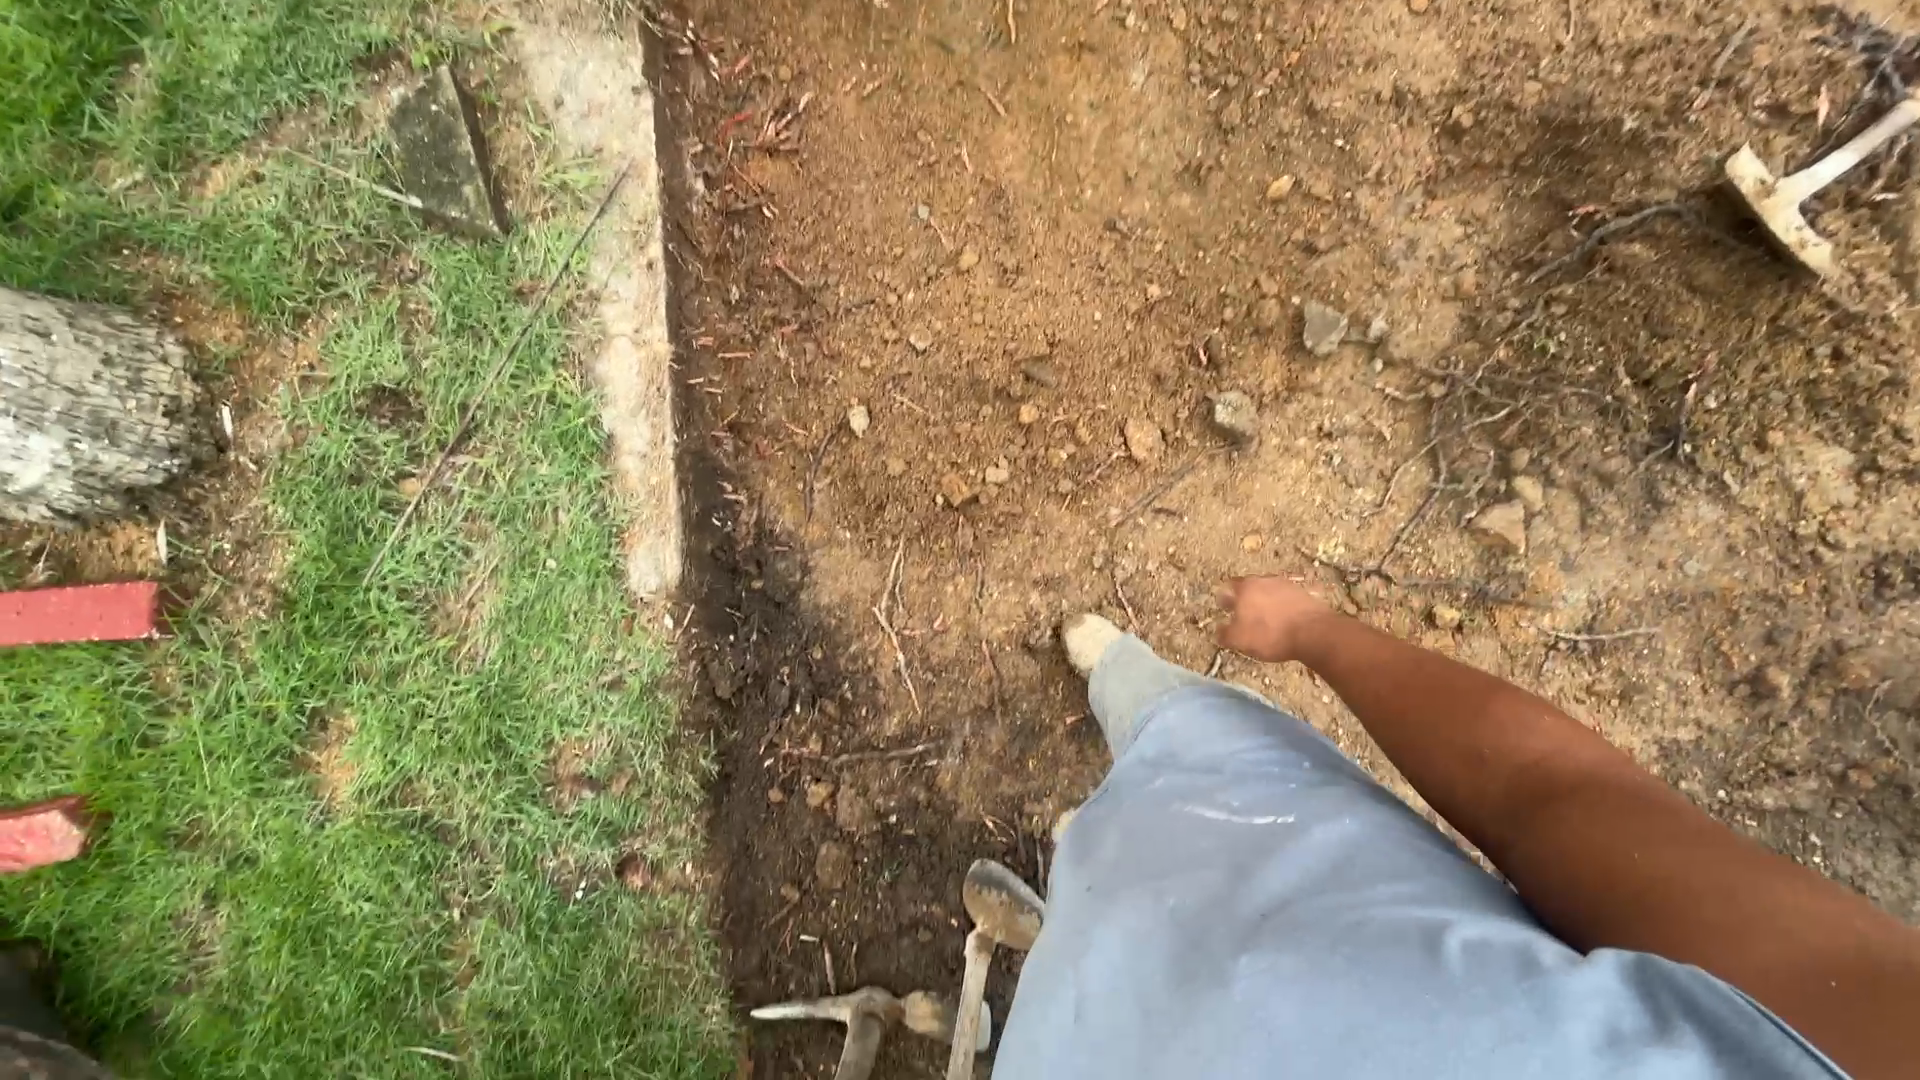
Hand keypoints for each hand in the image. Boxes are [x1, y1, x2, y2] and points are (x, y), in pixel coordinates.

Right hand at [1215, 576, 1337, 663]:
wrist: (1314, 633)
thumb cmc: (1270, 635)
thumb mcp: (1239, 640)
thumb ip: (1224, 634)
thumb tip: (1219, 631)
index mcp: (1245, 587)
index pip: (1228, 587)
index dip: (1225, 599)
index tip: (1225, 610)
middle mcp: (1265, 580)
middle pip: (1250, 587)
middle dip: (1246, 600)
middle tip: (1246, 616)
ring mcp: (1287, 584)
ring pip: (1270, 592)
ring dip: (1267, 603)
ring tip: (1268, 620)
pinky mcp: (1306, 593)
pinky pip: (1288, 599)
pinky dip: (1284, 608)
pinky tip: (1286, 621)